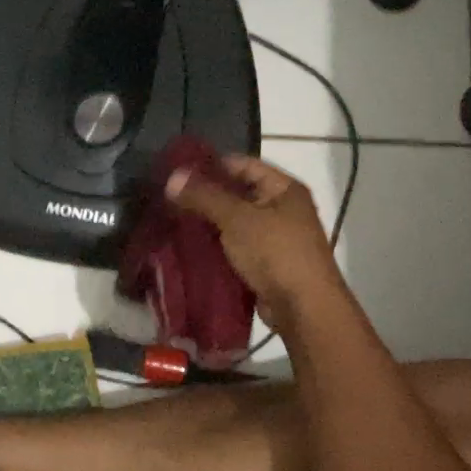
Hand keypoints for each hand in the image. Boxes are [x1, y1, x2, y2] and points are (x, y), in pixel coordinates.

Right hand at [165, 157, 346, 327]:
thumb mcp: (237, 218)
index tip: (177, 171)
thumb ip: (204, 196)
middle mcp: (280, 209)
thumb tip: (172, 177)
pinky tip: (187, 247)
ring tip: (171, 221)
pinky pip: (232, 248)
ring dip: (206, 224)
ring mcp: (272, 238)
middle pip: (236, 194)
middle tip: (168, 198)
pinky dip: (213, 247)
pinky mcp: (262, 264)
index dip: (212, 165)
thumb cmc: (275, 252)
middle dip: (204, 197)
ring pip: (232, 223)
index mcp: (283, 189)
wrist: (302, 306)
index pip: (243, 165)